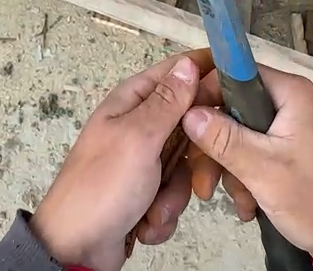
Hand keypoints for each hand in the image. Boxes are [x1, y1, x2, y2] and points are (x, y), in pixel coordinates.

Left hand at [30, 51, 208, 270]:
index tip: (236, 98)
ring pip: (186, 164)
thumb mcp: (139, 138)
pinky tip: (145, 223)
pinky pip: (174, 192)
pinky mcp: (147, 189)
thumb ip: (168, 101)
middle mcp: (140, 123)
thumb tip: (188, 63)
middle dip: (196, 159)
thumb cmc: (101, 187)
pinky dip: (164, 212)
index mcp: (134, 99)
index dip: (209, 78)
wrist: (76, 249)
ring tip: (155, 210)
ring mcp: (143, 157)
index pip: (179, 71)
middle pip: (191, 124)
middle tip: (201, 182)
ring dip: (175, 194)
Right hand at [180, 65, 312, 257]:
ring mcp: (291, 126)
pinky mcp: (292, 149)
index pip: (234, 72)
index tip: (186, 123)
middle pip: (234, 108)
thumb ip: (224, 139)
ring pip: (241, 133)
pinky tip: (249, 204)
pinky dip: (247, 176)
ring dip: (232, 168)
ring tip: (239, 202)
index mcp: (289, 92)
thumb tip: (187, 112)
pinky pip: (256, 151)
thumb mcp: (264, 171)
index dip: (206, 94)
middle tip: (207, 182)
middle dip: (217, 146)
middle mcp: (290, 101)